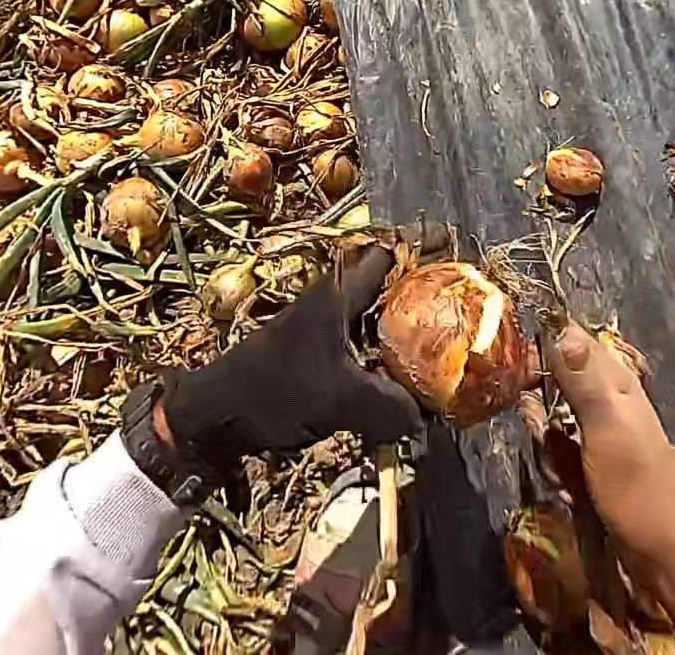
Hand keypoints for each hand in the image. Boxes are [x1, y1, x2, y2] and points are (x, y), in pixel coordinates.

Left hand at [159, 234, 428, 465]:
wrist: (218, 413)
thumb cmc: (275, 390)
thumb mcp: (338, 399)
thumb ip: (389, 406)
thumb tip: (428, 419)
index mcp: (338, 293)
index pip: (386, 255)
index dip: (420, 254)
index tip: (454, 265)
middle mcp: (333, 299)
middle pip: (386, 283)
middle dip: (420, 293)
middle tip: (456, 309)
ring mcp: (324, 324)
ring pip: (375, 314)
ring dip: (403, 326)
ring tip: (441, 344)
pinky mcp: (318, 349)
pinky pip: (363, 341)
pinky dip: (385, 351)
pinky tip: (403, 377)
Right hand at [545, 323, 674, 568]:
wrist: (670, 560)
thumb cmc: (639, 488)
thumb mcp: (607, 425)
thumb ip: (582, 376)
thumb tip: (557, 326)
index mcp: (613, 378)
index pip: (568, 335)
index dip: (539, 343)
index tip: (518, 366)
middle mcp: (605, 395)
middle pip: (551, 377)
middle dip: (535, 401)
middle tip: (539, 428)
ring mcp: (597, 430)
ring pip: (549, 415)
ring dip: (544, 440)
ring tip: (558, 467)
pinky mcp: (590, 460)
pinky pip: (556, 447)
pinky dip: (554, 463)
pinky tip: (565, 485)